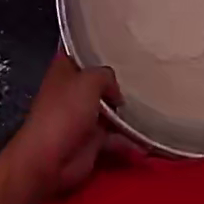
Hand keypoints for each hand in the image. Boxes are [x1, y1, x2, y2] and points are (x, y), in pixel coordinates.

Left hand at [0, 53, 133, 203]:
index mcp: (66, 70)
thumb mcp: (89, 81)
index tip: (123, 44)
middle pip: (101, 82)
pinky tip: (148, 138)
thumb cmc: (65, 111)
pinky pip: (116, 137)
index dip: (98, 47)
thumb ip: (107, 76)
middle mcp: (75, 91)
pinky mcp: (92, 142)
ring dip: (128, 112)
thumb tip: (116, 93)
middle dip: (120, 81)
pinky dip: (130, 140)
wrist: (49, 159)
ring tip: (154, 105)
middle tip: (147, 74)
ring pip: (111, 110)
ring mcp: (84, 117)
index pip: (82, 52)